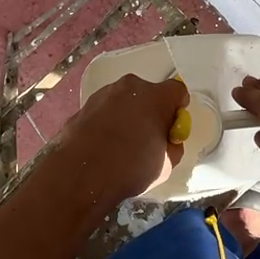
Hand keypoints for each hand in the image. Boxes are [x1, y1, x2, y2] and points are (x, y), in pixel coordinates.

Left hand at [38, 74, 188, 209]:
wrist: (81, 172)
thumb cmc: (130, 167)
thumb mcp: (166, 164)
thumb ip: (172, 146)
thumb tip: (168, 140)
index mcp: (156, 96)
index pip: (177, 91)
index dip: (178, 109)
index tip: (172, 129)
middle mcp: (130, 85)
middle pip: (149, 93)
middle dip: (152, 112)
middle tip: (148, 139)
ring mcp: (105, 92)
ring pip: (125, 100)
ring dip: (128, 115)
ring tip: (121, 146)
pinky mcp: (86, 103)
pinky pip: (106, 110)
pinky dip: (108, 122)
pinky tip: (103, 146)